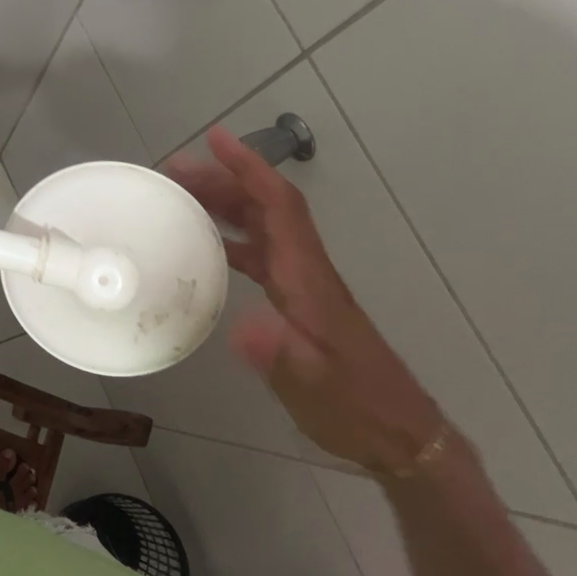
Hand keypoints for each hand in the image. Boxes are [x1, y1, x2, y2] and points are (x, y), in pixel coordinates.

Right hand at [168, 126, 444, 474]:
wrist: (400, 436)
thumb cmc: (356, 408)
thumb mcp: (311, 385)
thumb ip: (277, 355)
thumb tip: (241, 328)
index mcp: (308, 279)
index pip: (280, 207)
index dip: (250, 169)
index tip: (217, 140)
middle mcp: (307, 272)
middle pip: (267, 208)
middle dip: (224, 180)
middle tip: (175, 172)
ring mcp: (304, 286)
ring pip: (264, 228)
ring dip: (226, 205)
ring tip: (182, 197)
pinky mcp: (300, 302)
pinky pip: (261, 254)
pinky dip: (232, 238)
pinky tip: (206, 245)